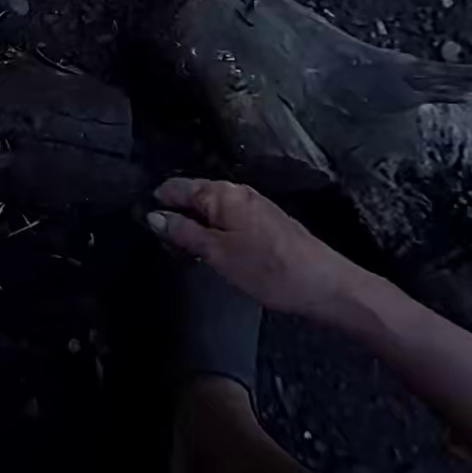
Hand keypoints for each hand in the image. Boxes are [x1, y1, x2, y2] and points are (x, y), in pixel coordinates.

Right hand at [146, 177, 377, 324]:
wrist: (329, 286)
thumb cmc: (269, 269)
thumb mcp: (218, 254)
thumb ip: (183, 232)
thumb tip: (153, 215)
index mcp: (220, 193)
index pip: (176, 187)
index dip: (157, 201)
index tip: (141, 218)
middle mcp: (236, 191)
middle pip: (194, 194)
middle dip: (175, 212)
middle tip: (160, 239)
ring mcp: (253, 204)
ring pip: (211, 207)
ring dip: (195, 223)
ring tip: (182, 247)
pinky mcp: (266, 220)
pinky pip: (228, 216)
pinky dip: (214, 228)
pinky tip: (213, 249)